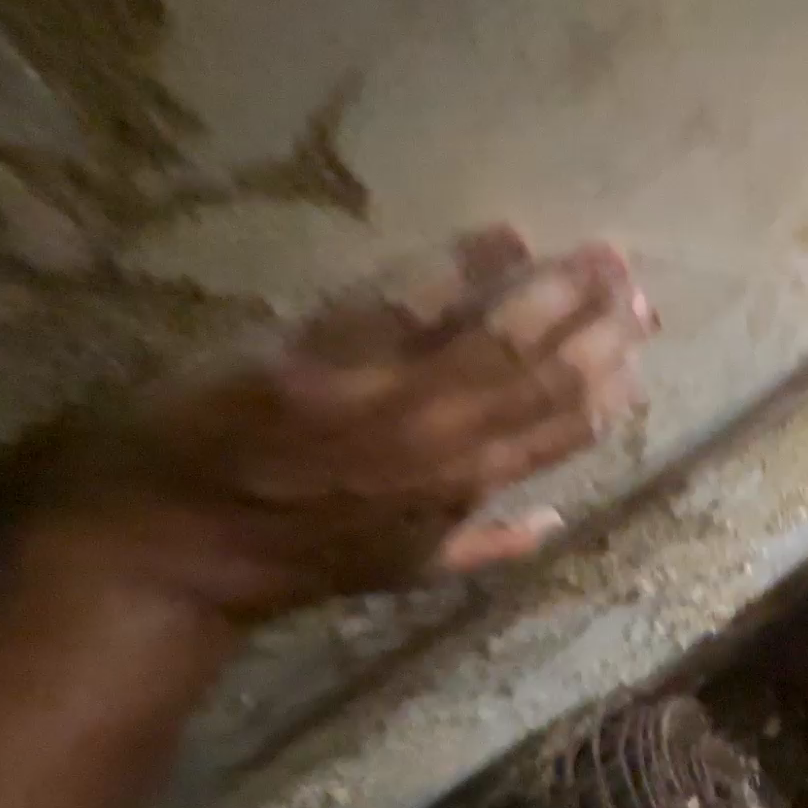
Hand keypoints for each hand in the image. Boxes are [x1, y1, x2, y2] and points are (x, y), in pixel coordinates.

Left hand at [0, 224, 656, 622]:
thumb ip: (490, 545)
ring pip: (497, 340)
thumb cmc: (299, 556)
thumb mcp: (411, 570)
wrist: (166, 544)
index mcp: (471, 488)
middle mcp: (448, 443)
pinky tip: (511, 237)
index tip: (641, 358)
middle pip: (547, 378)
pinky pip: (401, 304)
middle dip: (604, 333)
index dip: (612, 392)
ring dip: (560, 295)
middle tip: (641, 293)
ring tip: (606, 258)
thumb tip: (560, 522)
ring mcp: (386, 401)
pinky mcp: (316, 358)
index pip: (564, 432)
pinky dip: (459, 268)